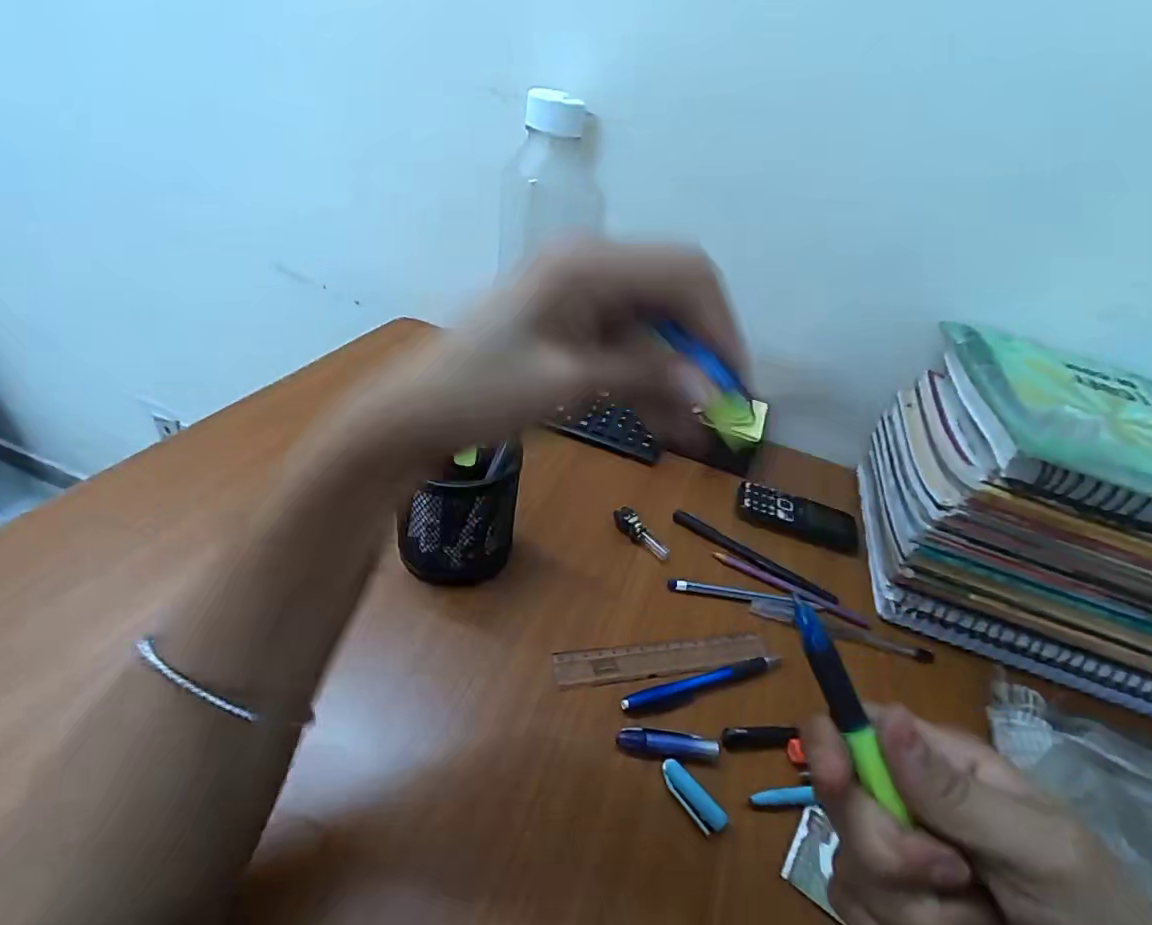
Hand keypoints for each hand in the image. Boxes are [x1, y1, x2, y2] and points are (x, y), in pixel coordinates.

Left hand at [349, 238, 748, 460]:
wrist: (415, 414)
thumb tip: (712, 388)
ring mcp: (575, 302)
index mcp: (587, 263)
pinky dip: (642, 386)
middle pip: (670, 302)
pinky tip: (662, 425)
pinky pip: (620, 353)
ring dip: (673, 380)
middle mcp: (587, 269)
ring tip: (694, 434)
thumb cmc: (478, 393)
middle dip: (698, 358)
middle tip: (720, 413)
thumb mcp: (565, 383)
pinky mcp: (566, 333)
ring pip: (648, 334)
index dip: (719, 328)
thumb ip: (642, 375)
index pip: (685, 275)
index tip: (737, 385)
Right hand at [807, 706, 1151, 924]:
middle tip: (955, 876)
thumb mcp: (1042, 853)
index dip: (832, 743)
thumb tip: (888, 718)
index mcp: (948, 768)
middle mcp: (912, 803)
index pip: (861, 727)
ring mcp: (897, 858)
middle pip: (842, 799)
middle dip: (891, 851)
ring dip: (910, 908)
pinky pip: (851, 907)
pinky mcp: (887, 909)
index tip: (835, 778)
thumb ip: (954, 793)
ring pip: (847, 860)